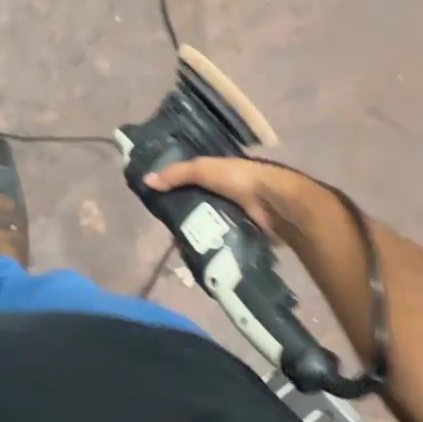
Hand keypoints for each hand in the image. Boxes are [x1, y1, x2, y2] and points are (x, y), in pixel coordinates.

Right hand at [141, 156, 326, 246]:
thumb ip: (176, 174)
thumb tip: (146, 181)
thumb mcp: (203, 169)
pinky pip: (221, 241)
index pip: (191, 182)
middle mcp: (228, 194)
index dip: (174, 189)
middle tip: (167, 229)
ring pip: (209, 225)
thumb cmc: (240, 179)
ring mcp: (237, 215)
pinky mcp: (245, 235)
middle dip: (183, 216)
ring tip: (178, 245)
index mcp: (220, 175)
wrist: (276, 203)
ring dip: (196, 234)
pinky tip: (196, 252)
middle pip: (198, 206)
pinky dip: (210, 246)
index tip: (157, 201)